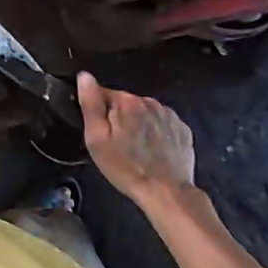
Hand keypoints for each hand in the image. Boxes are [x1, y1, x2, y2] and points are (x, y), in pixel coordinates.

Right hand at [76, 72, 195, 208]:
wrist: (166, 192)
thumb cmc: (125, 167)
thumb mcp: (97, 139)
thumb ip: (90, 104)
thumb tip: (84, 76)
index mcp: (127, 102)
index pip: (104, 94)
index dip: (99, 112)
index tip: (101, 132)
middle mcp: (150, 101)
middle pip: (127, 104)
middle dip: (121, 119)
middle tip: (117, 145)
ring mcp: (170, 115)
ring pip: (146, 114)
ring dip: (139, 125)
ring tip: (137, 150)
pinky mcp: (183, 129)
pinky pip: (163, 125)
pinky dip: (157, 133)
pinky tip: (155, 152)